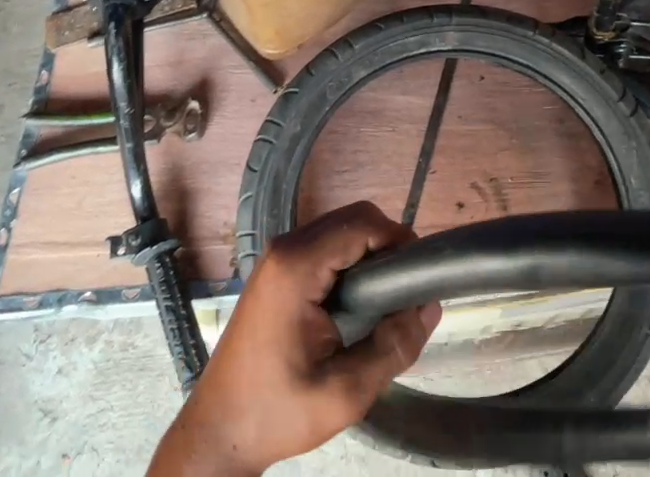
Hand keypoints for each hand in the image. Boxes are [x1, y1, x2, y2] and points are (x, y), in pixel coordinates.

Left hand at [148, 201, 440, 476]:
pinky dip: (351, 262)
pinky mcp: (277, 272)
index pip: (362, 224)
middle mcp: (284, 250)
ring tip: (389, 302)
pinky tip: (361, 303)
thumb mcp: (346, 392)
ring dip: (370, 254)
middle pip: (352, 219)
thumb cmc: (277, 412)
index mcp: (296, 267)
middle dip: (388, 246)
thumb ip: (394, 347)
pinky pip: (325, 248)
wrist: (219, 430)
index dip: (399, 241)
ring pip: (340, 230)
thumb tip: (430, 307)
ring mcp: (277, 258)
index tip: (421, 278)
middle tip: (408, 293)